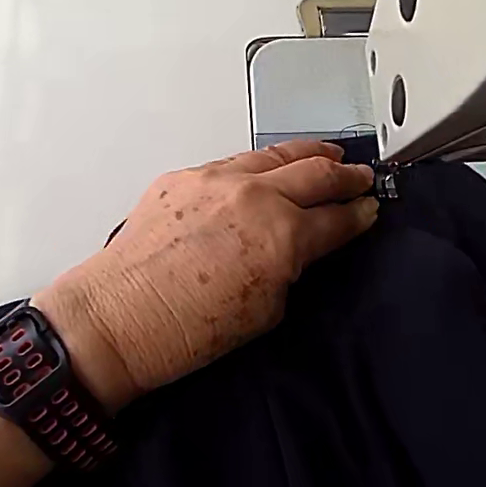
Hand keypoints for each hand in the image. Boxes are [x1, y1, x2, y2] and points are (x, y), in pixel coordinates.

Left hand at [34, 140, 377, 412]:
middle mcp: (251, 198)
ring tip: (325, 157)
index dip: (358, 216)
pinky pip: (229, 164)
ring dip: (306, 156)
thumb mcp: (263, 312)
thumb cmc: (183, 330)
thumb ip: (288, 270)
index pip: (336, 219)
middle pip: (314, 174)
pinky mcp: (181, 178)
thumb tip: (295, 251)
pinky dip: (255, 166)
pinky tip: (263, 170)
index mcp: (281, 237)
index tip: (367, 211)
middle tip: (359, 179)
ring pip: (273, 156)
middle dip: (344, 177)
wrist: (118, 317)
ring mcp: (214, 181)